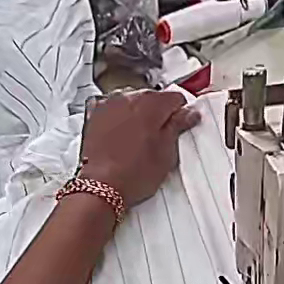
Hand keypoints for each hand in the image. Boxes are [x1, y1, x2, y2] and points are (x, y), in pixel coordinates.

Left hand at [77, 90, 200, 205]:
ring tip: (141, 141)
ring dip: (139, 115)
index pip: (175, 97)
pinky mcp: (95, 116)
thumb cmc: (132, 174)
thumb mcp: (166, 153)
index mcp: (151, 105)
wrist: (101, 186)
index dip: (182, 112)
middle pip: (152, 98)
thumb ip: (178, 126)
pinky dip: (120, 118)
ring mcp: (109, 106)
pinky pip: (114, 109)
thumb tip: (188, 114)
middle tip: (162, 138)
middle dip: (160, 114)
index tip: (183, 124)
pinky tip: (123, 136)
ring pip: (132, 102)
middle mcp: (128, 99)